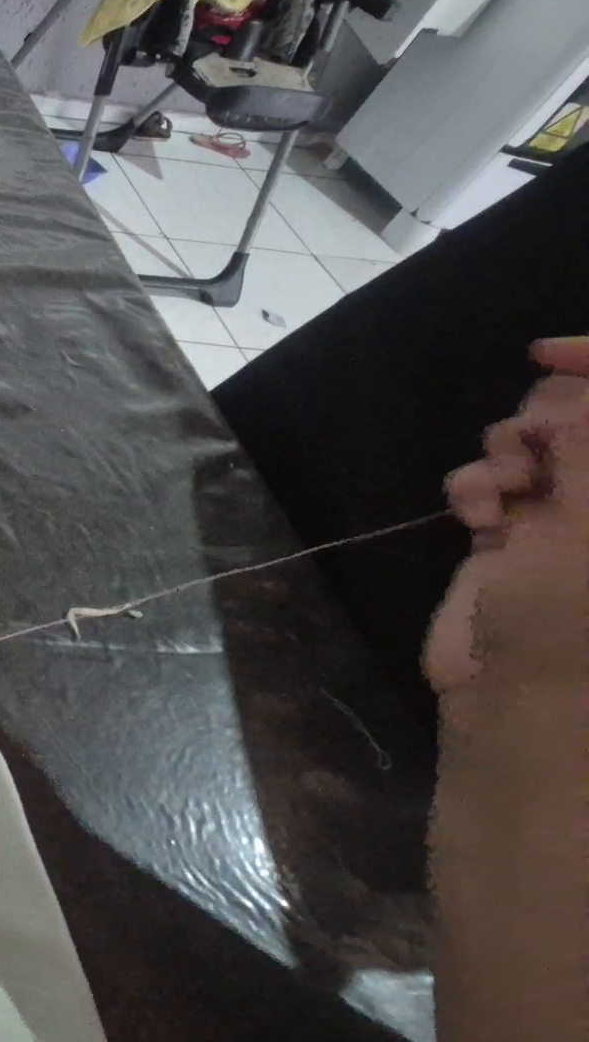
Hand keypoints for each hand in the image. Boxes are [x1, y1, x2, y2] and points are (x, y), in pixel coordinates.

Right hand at [426, 338, 588, 691]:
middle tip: (525, 448)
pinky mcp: (517, 530)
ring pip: (533, 444)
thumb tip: (579, 389)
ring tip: (495, 491)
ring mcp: (575, 512)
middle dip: (549, 418)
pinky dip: (475, 488)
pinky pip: (490, 480)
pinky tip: (475, 514)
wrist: (520, 697)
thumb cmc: (579, 624)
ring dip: (503, 455)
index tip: (549, 356)